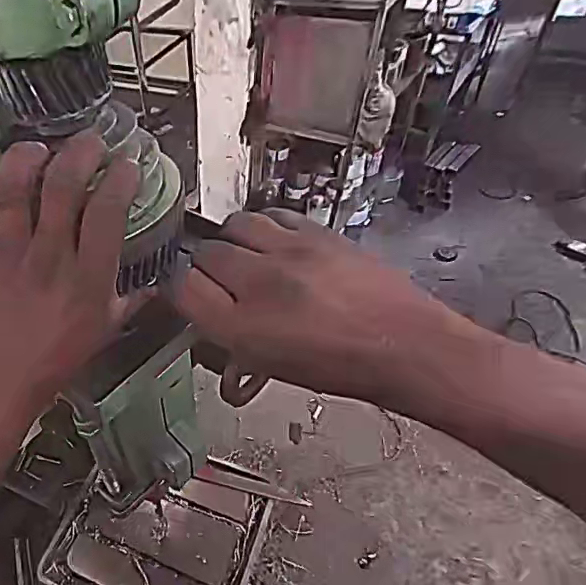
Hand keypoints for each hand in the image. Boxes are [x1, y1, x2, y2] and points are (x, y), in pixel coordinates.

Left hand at [0, 134, 139, 413]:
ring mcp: (9, 254)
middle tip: (92, 143)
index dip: (121, 178)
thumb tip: (154, 279)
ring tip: (39, 150)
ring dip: (26, 159)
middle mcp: (48, 257)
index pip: (107, 211)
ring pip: (11, 189)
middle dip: (82, 152)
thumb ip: (133, 296)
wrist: (7, 379)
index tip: (128, 166)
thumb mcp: (109, 325)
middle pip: (63, 185)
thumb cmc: (60, 355)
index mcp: (87, 275)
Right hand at [174, 210, 486, 406]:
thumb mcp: (277, 369)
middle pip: (205, 253)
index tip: (189, 293)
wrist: (406, 345)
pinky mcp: (318, 233)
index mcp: (243, 329)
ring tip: (249, 257)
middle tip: (223, 280)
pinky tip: (278, 244)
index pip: (182, 287)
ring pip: (236, 225)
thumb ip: (237, 349)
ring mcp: (290, 253)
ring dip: (235, 241)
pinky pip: (274, 215)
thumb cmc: (345, 368)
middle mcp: (259, 285)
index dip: (179, 289)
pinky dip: (268, 227)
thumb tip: (219, 337)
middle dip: (207, 267)